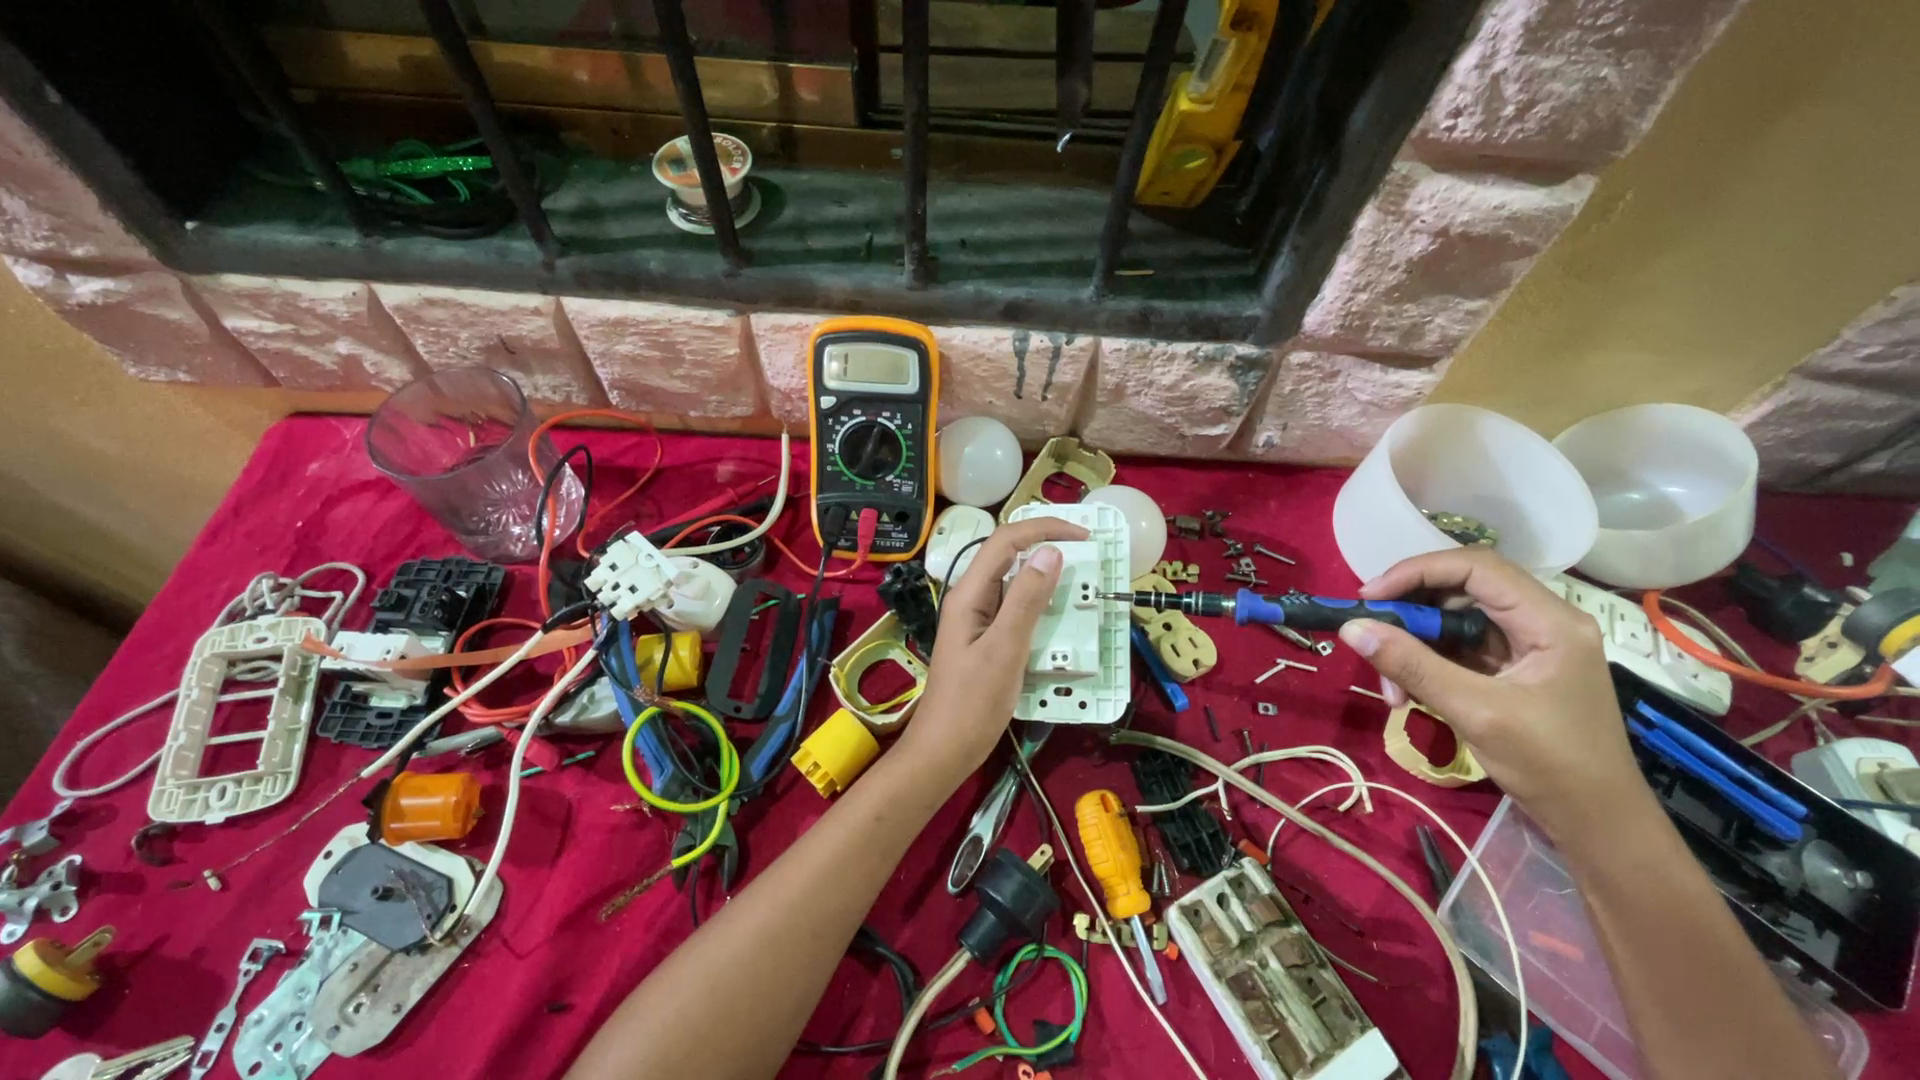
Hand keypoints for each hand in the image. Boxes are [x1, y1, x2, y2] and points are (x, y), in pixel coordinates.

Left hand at [898, 518, 1089, 779]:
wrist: (945, 750)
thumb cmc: (972, 704)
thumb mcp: (1004, 650)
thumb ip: (1026, 600)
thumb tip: (1051, 552)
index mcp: (969, 594)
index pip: (1005, 541)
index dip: (1043, 529)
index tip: (1084, 536)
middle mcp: (971, 598)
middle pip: (1007, 555)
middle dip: (1045, 544)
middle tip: (1087, 552)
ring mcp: (977, 619)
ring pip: (1012, 581)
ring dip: (1044, 573)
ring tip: (1080, 578)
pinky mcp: (986, 639)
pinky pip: (1014, 607)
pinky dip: (1039, 602)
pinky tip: (1059, 614)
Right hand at [1336, 548, 1648, 844]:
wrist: (1597, 822)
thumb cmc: (1550, 765)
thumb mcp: (1476, 712)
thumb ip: (1413, 666)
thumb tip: (1352, 628)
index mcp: (1550, 621)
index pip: (1475, 567)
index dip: (1417, 572)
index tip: (1369, 597)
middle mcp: (1542, 621)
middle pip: (1460, 590)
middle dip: (1409, 615)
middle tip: (1369, 638)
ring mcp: (1528, 646)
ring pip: (1454, 622)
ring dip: (1413, 647)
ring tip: (1392, 691)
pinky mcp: (1513, 669)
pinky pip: (1459, 649)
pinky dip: (1427, 665)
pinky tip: (1408, 694)